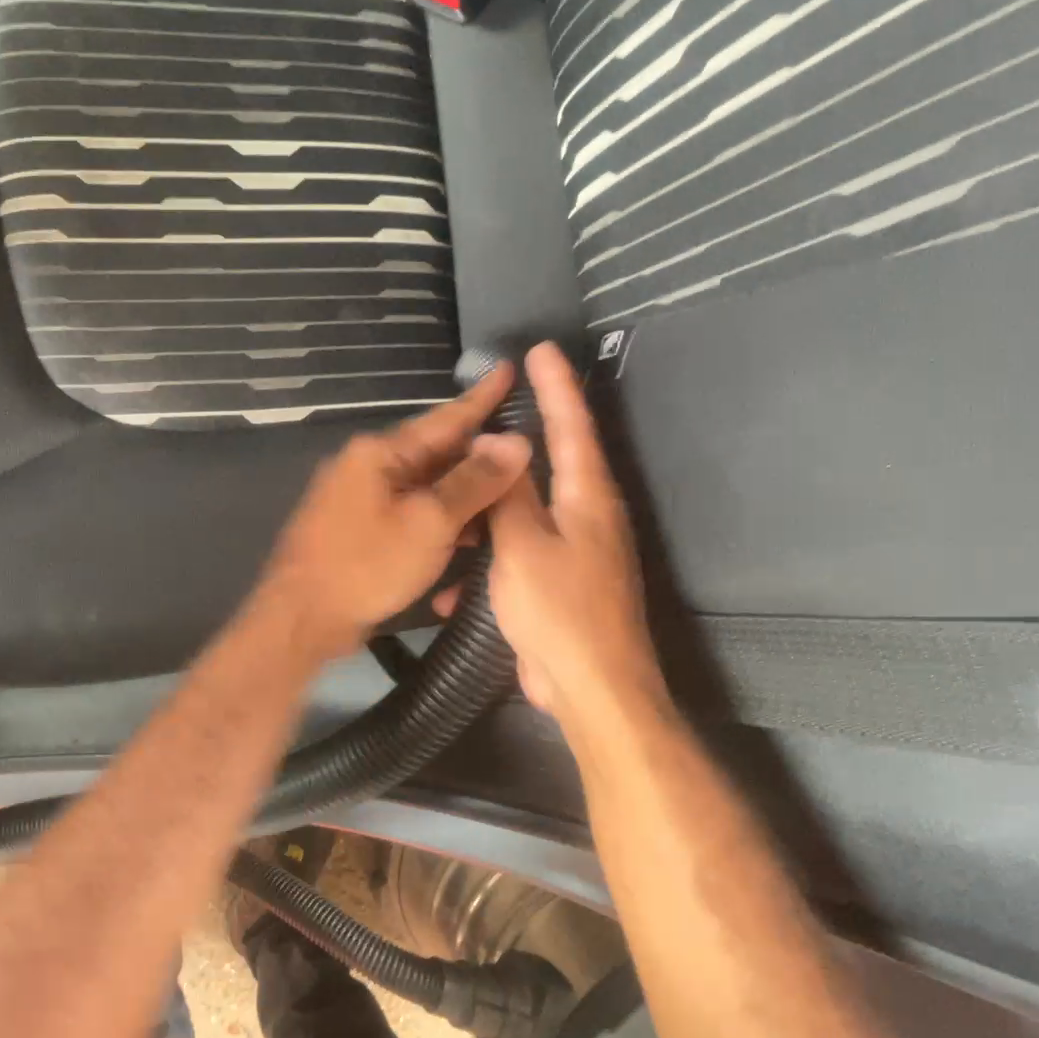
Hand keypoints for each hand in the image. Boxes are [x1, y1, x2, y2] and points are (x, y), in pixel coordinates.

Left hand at [257, 364, 532, 657]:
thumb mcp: (429, 522)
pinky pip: (408, 513)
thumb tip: (514, 441)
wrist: (303, 618)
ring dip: (463, 495)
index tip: (509, 368)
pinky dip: (439, 520)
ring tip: (510, 499)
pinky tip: (469, 535)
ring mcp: (358, 498)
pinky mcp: (358, 530)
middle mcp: (365, 466)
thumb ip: (473, 481)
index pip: (444, 418)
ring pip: (424, 486)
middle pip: (435, 453)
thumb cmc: (366, 565)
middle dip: (480, 455)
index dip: (482, 398)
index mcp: (379, 452)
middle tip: (530, 450)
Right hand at [435, 343, 659, 717]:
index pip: (572, 425)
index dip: (556, 385)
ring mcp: (573, 551)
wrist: (591, 688)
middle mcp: (587, 516)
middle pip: (550, 462)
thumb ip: (508, 494)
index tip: (541, 349)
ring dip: (486, 509)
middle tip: (479, 416)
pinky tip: (451, 585)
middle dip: (516, 439)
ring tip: (448, 505)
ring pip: (523, 510)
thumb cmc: (558, 610)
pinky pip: (513, 552)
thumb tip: (500, 446)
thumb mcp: (522, 546)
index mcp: (588, 497)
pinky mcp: (554, 582)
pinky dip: (484, 558)